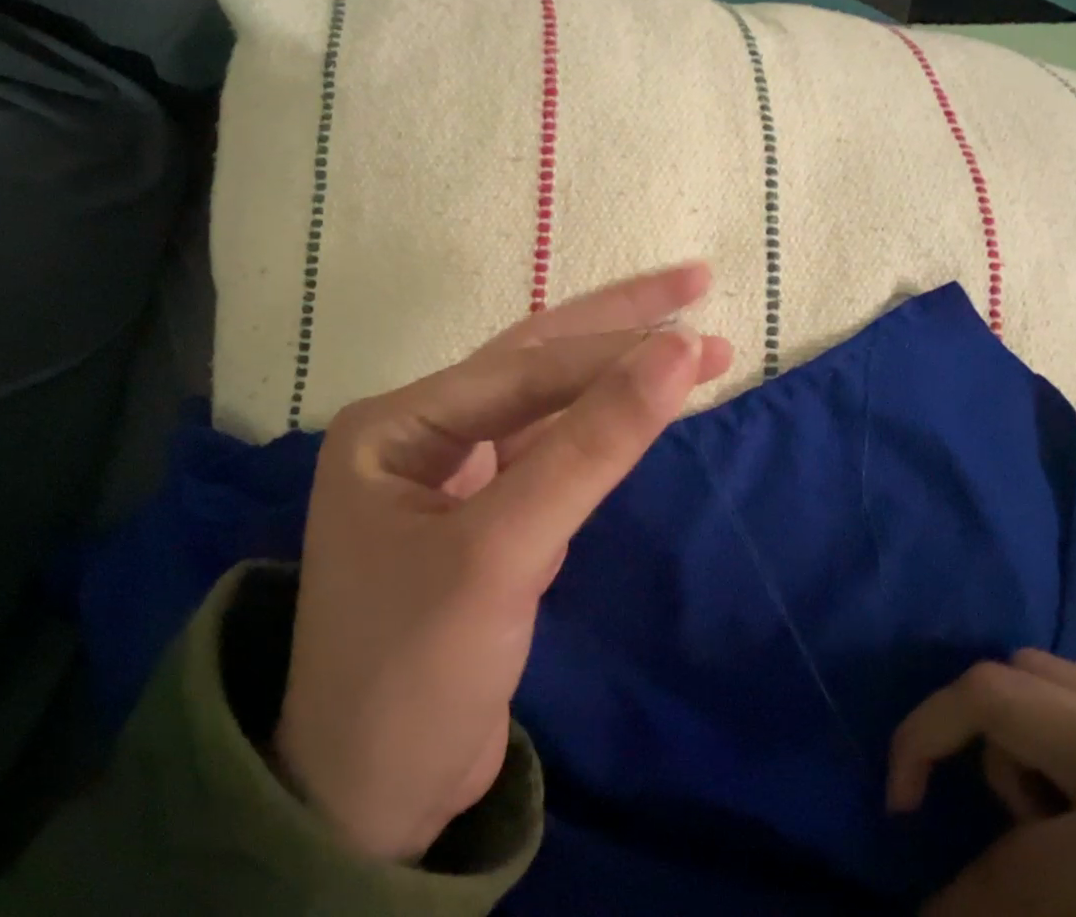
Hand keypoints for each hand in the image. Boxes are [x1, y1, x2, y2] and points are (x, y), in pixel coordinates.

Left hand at [274, 264, 732, 861]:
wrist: (374, 791)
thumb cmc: (417, 665)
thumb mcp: (502, 549)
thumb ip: (588, 448)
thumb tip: (677, 354)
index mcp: (394, 427)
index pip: (523, 369)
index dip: (615, 351)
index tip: (701, 339)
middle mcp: (417, 440)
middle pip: (531, 365)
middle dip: (615, 328)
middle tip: (698, 283)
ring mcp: (451, 484)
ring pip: (543, 412)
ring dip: (613, 381)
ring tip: (689, 347)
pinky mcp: (483, 530)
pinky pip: (546, 463)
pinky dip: (595, 438)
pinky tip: (635, 413)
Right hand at [888, 650, 1075, 916]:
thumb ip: (1052, 906)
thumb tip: (964, 904)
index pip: (1013, 862)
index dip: (957, 902)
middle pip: (997, 692)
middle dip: (930, 738)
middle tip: (914, 801)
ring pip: (1035, 673)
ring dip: (997, 732)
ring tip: (1023, 816)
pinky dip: (1044, 731)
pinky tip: (1070, 801)